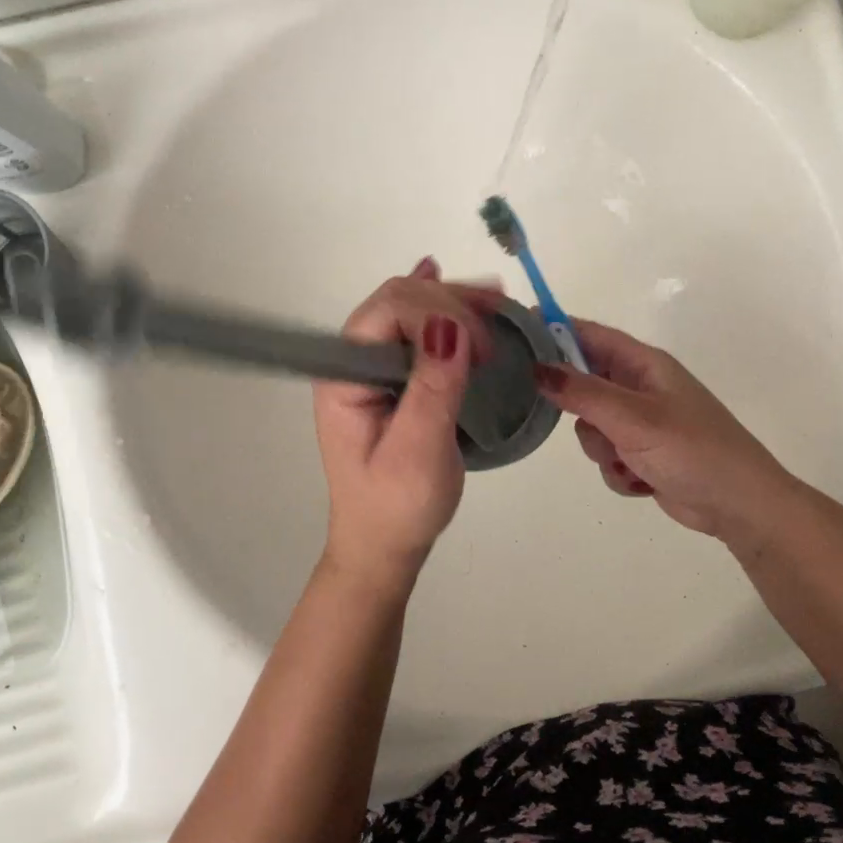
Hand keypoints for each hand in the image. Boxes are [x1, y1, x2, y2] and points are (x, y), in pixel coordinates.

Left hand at [313, 258, 497, 591]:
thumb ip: (432, 389)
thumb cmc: (396, 506)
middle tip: (496, 334)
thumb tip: (450, 326)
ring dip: (454, 301)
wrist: (383, 543)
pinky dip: (445, 311)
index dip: (438, 312)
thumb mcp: (418, 454)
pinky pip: (414, 328)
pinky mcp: (391, 376)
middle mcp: (352, 361)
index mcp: (345, 377)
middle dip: (450, 302)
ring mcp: (370, 366)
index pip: (386, 311)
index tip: (481, 350)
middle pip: (398, 300)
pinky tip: (462, 298)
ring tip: (497, 306)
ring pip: (409, 307)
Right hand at [532, 319, 802, 539]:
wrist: (739, 506)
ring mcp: (640, 422)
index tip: (513, 339)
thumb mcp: (633, 418)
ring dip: (601, 448)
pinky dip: (617, 471)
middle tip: (581, 421)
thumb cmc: (693, 450)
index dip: (551, 331)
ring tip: (629, 460)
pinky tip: (641, 482)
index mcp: (644, 364)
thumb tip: (536, 367)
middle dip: (578, 410)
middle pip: (582, 383)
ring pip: (589, 426)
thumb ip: (581, 392)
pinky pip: (606, 455)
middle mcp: (639, 387)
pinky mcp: (642, 454)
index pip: (587, 335)